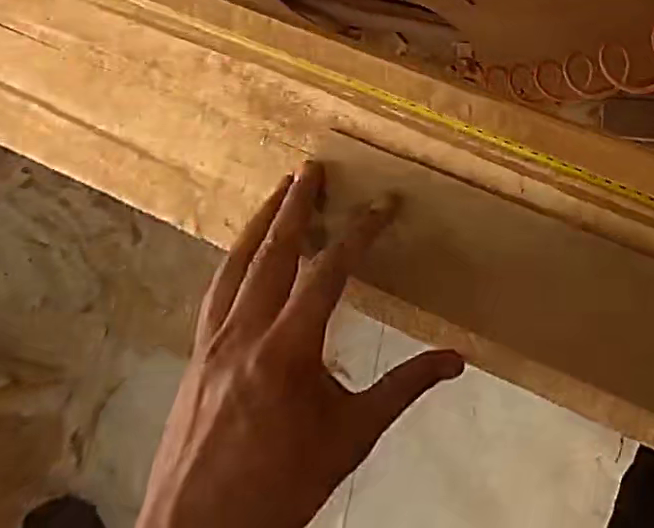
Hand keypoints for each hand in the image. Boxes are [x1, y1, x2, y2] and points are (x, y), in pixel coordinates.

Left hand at [137, 162, 464, 527]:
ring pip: (233, 270)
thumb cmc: (280, 484)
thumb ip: (405, 387)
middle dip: (292, 208)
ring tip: (275, 194)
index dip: (359, 232)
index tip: (383, 204)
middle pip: (271, 256)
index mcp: (285, 349)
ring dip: (257, 227)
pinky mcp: (195, 365)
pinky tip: (245, 260)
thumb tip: (458, 360)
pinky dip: (235, 264)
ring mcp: (210, 349)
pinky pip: (215, 297)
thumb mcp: (352, 436)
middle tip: (309, 169)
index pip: (329, 272)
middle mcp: (242, 338)